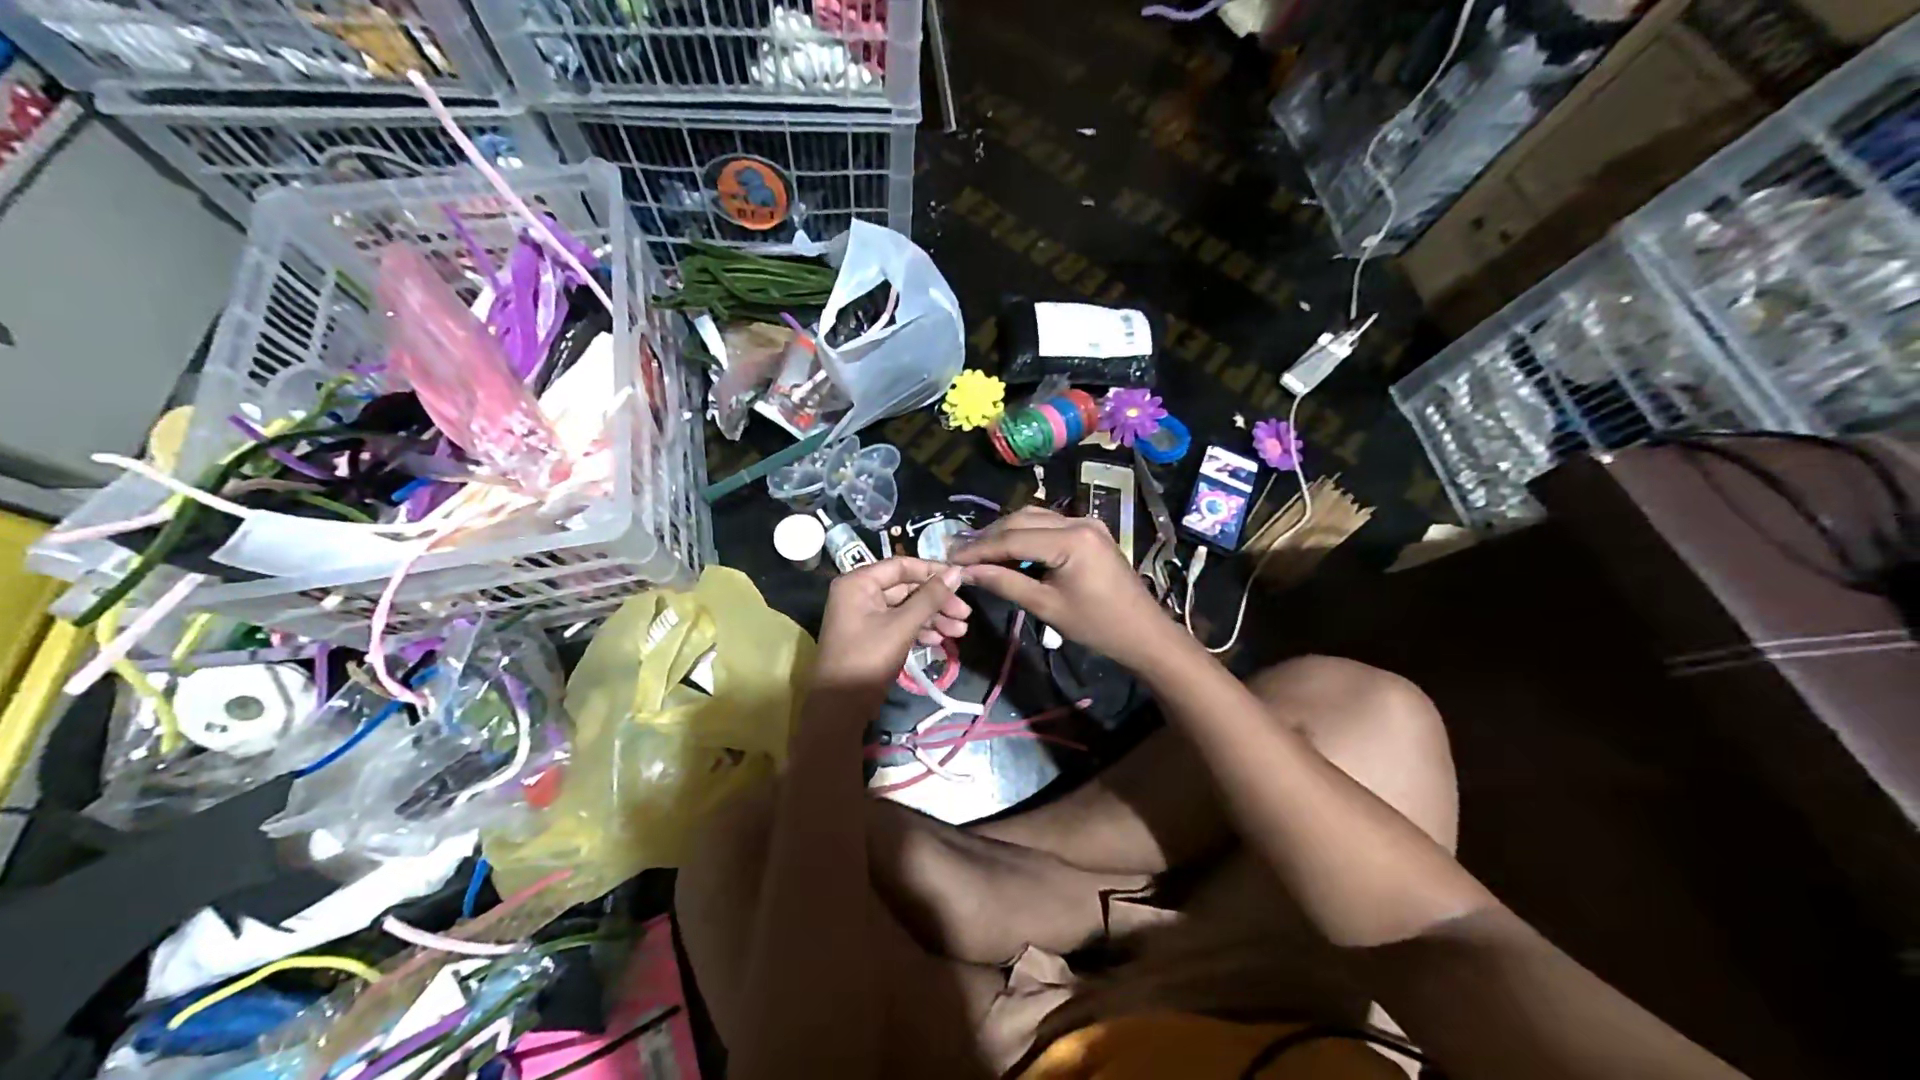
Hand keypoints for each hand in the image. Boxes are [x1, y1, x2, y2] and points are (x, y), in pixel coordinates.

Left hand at [813, 557, 970, 695]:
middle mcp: (860, 593)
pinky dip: (920, 629)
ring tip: (960, 631)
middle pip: (906, 587)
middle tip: (965, 614)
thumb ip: (930, 597)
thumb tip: (957, 572)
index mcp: (859, 582)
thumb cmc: (868, 658)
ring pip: (906, 607)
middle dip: (937, 601)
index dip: (933, 571)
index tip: (961, 581)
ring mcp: (865, 615)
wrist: (840, 706)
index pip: (902, 565)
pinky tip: (940, 640)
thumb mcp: (902, 625)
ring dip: (933, 617)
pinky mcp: (872, 635)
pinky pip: (900, 623)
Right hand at [950, 507, 1177, 666]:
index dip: (979, 549)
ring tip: (978, 553)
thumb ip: (1004, 583)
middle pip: (1021, 520)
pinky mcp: (1089, 530)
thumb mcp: (1046, 606)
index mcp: (1071, 539)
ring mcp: (1086, 522)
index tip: (951, 559)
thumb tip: (966, 572)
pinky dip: (1024, 535)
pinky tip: (1008, 552)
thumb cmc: (1096, 625)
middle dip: (988, 537)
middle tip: (960, 555)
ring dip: (1005, 533)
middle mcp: (1078, 521)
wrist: (1143, 632)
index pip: (1012, 538)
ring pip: (1033, 517)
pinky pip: (1048, 524)